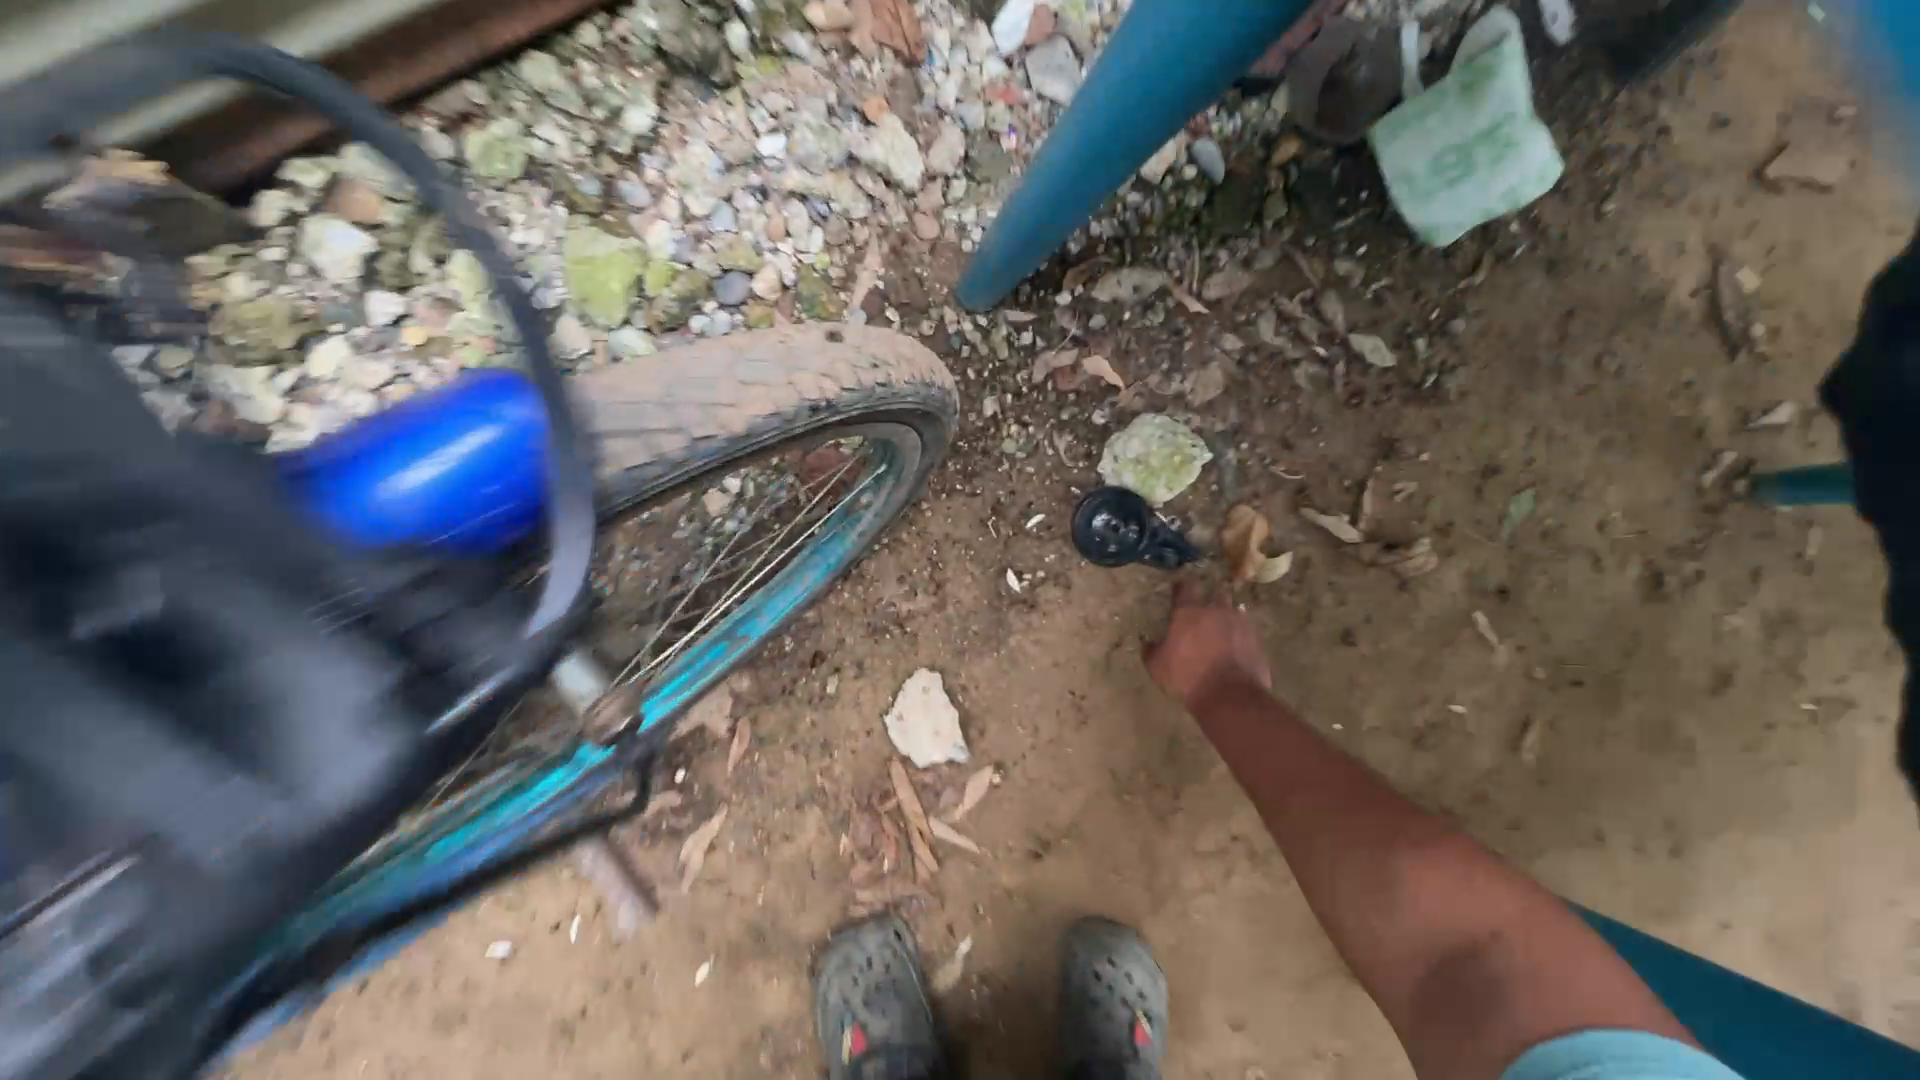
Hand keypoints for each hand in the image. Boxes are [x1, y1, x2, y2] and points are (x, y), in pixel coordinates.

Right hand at [1144, 580, 1272, 711]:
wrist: (1229, 695)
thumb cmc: (1187, 676)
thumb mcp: (1157, 667)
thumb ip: (1152, 650)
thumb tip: (1148, 642)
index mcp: (1188, 613)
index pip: (1185, 587)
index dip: (1182, 587)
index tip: (1180, 589)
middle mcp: (1216, 611)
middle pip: (1216, 594)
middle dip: (1211, 599)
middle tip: (1205, 610)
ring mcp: (1240, 624)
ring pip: (1235, 611)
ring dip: (1228, 615)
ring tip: (1223, 626)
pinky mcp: (1256, 640)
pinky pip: (1247, 630)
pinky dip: (1241, 634)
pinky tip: (1237, 645)